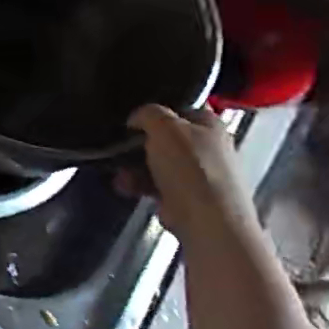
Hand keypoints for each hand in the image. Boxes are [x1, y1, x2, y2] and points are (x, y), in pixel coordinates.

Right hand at [121, 105, 257, 237]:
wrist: (206, 219)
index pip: (181, 109)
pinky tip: (126, 187)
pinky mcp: (187, 196)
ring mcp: (199, 174)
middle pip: (165, 139)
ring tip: (119, 175)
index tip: (132, 121)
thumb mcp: (165, 128)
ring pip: (157, 162)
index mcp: (210, 125)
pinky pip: (156, 184)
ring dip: (133, 167)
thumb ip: (148, 114)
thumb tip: (137, 118)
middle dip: (138, 145)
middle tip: (119, 149)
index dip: (155, 113)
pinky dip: (139, 185)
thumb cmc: (188, 167)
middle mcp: (209, 147)